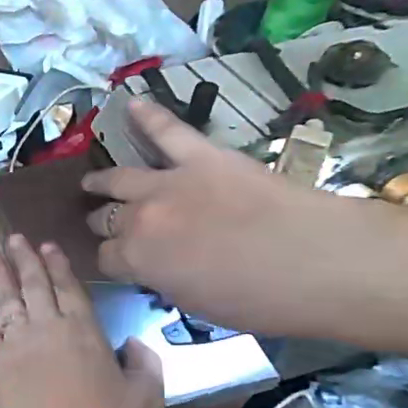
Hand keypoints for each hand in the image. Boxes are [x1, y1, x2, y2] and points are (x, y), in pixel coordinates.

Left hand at [0, 235, 164, 407]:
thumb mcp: (147, 395)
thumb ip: (145, 363)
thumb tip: (133, 343)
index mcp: (84, 330)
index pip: (69, 287)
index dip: (57, 264)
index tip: (47, 245)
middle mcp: (47, 328)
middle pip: (34, 285)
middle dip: (24, 258)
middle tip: (14, 237)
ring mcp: (17, 344)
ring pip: (6, 300)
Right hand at [79, 97, 396, 338]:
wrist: (317, 259)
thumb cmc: (258, 299)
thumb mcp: (195, 303)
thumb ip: (163, 279)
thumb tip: (155, 267)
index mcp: (137, 258)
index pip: (105, 257)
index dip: (111, 262)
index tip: (120, 265)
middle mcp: (141, 217)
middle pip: (108, 217)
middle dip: (103, 224)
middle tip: (107, 227)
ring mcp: (170, 181)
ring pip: (121, 177)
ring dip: (102, 181)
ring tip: (91, 182)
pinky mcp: (203, 156)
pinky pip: (168, 131)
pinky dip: (149, 116)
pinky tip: (131, 103)